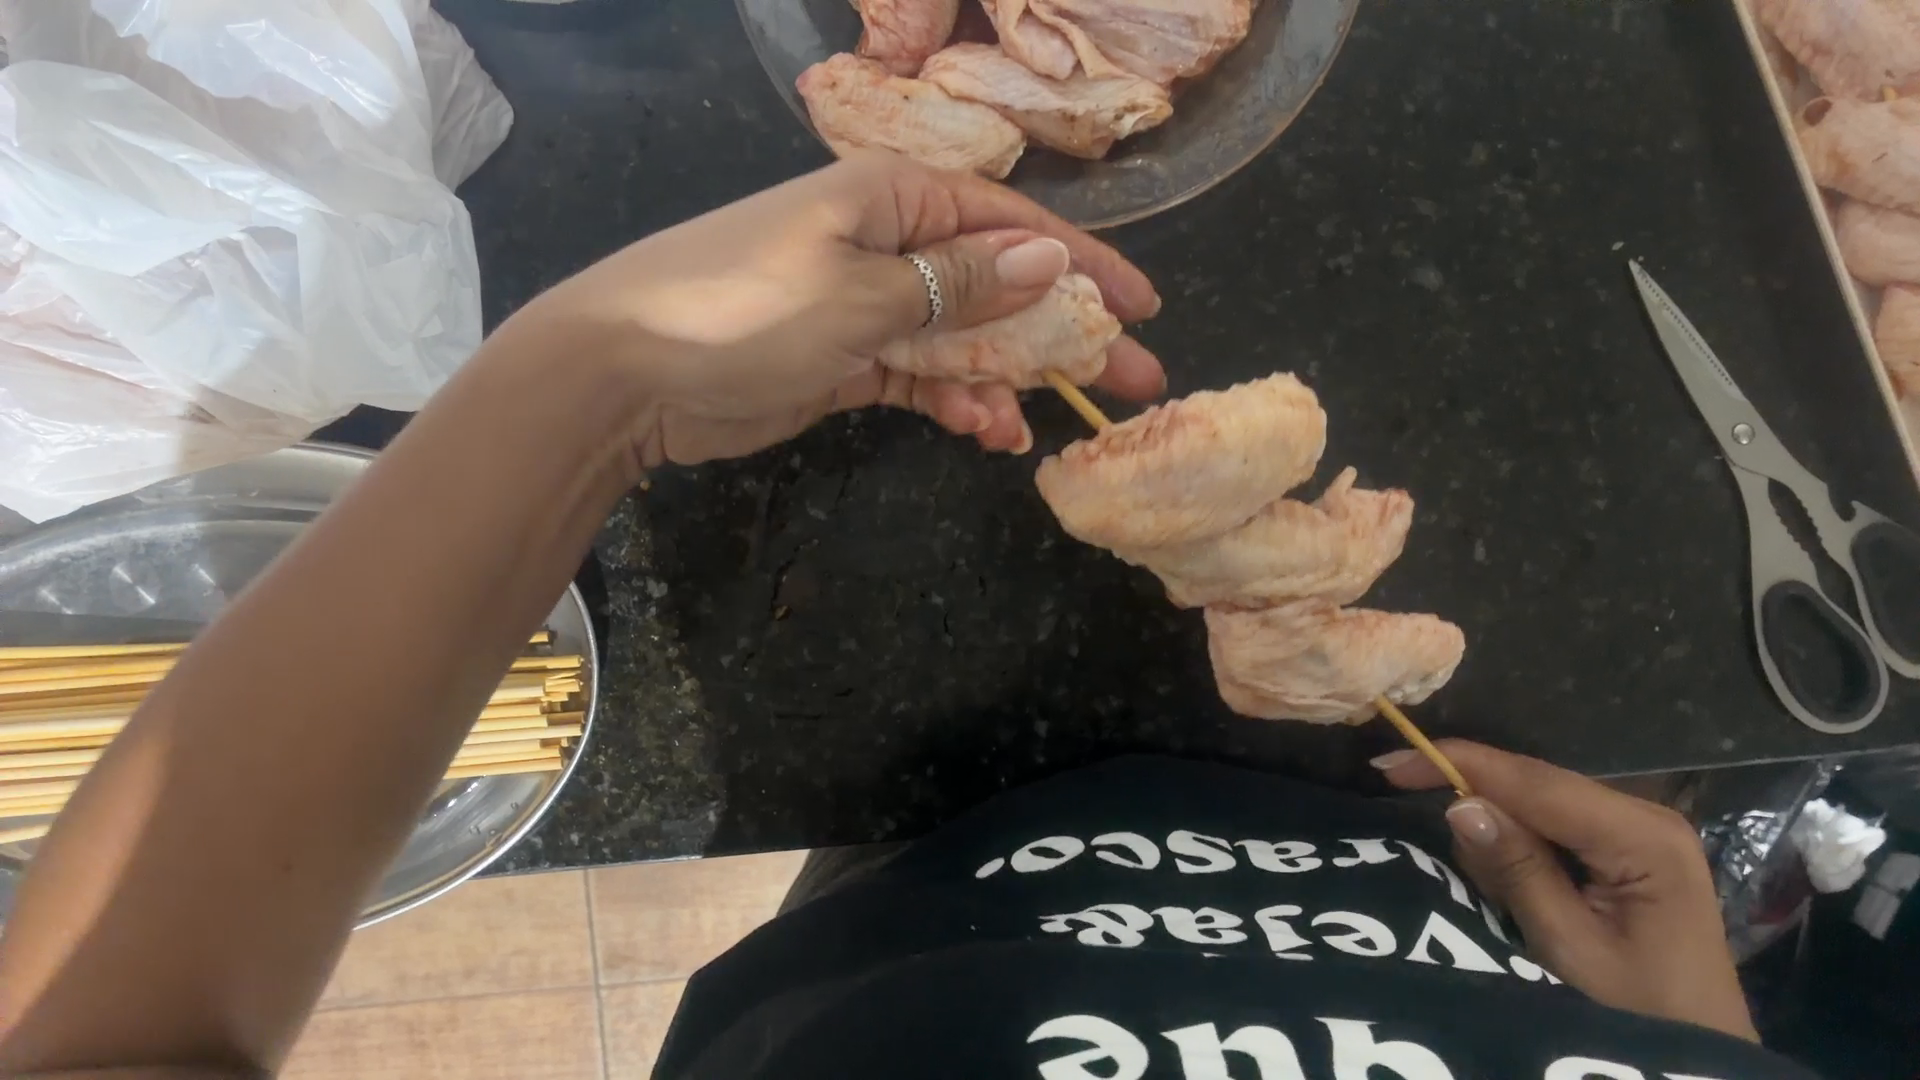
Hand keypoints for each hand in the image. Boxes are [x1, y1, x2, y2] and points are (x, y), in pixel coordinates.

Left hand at [504, 151, 1165, 467]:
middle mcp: (887, 247)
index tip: (1142, 306)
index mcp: (892, 203)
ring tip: (1029, 430)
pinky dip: (954, 402)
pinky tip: (983, 430)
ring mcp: (869, 308)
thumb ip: (956, 283)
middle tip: (1129, 381)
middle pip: (997, 285)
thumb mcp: (859, 295)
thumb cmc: (744, 311)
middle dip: (1061, 334)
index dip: (1082, 263)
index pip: (1009, 224)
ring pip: (963, 341)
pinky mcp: (850, 362)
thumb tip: (1047, 255)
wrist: (627, 374)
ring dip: (1002, 382)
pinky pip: (922, 377)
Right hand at [1377, 740, 1757, 1041]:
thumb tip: (1459, 804)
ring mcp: (1635, 827)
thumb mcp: (1567, 947)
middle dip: (1469, 791)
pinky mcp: (1622, 844)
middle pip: (1531, 781)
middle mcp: (1642, 815)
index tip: (1390, 764)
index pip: (1531, 780)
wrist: (1703, 1058)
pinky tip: (1508, 876)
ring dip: (1493, 824)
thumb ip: (1516, 870)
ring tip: (1490, 885)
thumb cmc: (1638, 1010)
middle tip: (1403, 800)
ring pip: (1533, 797)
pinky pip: (1546, 818)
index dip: (1456, 762)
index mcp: (1641, 836)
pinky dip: (1512, 837)